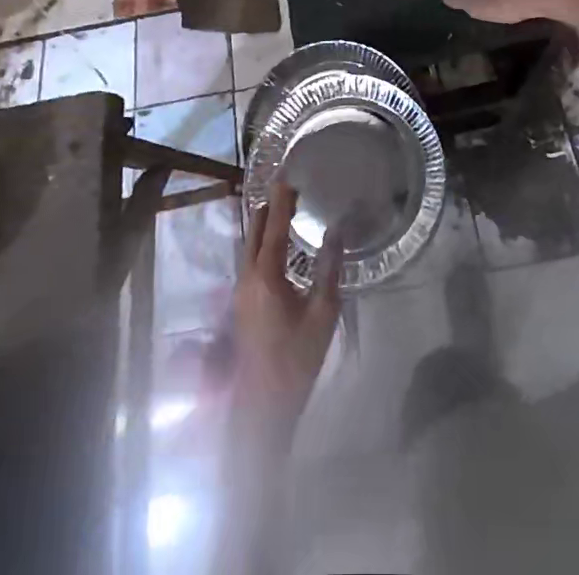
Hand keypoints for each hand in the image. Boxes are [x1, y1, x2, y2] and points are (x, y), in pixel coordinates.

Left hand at [232, 181, 342, 426]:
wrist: (263, 403)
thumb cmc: (297, 357)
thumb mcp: (323, 312)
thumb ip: (329, 269)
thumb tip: (337, 231)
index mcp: (266, 276)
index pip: (275, 227)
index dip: (282, 200)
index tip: (288, 175)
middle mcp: (247, 277)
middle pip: (255, 231)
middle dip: (270, 206)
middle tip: (288, 187)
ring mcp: (240, 291)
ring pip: (250, 246)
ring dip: (265, 225)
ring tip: (285, 208)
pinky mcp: (241, 302)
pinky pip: (251, 260)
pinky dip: (263, 243)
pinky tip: (278, 246)